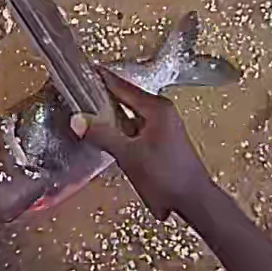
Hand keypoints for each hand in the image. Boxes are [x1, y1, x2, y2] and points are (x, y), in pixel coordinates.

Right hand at [69, 68, 217, 219]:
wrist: (194, 201)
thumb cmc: (167, 176)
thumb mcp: (129, 155)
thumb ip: (102, 135)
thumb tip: (78, 120)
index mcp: (157, 108)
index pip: (124, 86)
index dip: (103, 78)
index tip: (87, 69)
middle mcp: (162, 112)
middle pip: (127, 98)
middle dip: (105, 95)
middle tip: (81, 91)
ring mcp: (164, 126)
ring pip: (131, 114)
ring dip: (112, 114)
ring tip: (89, 112)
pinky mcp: (162, 140)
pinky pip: (136, 127)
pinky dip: (121, 128)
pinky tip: (107, 135)